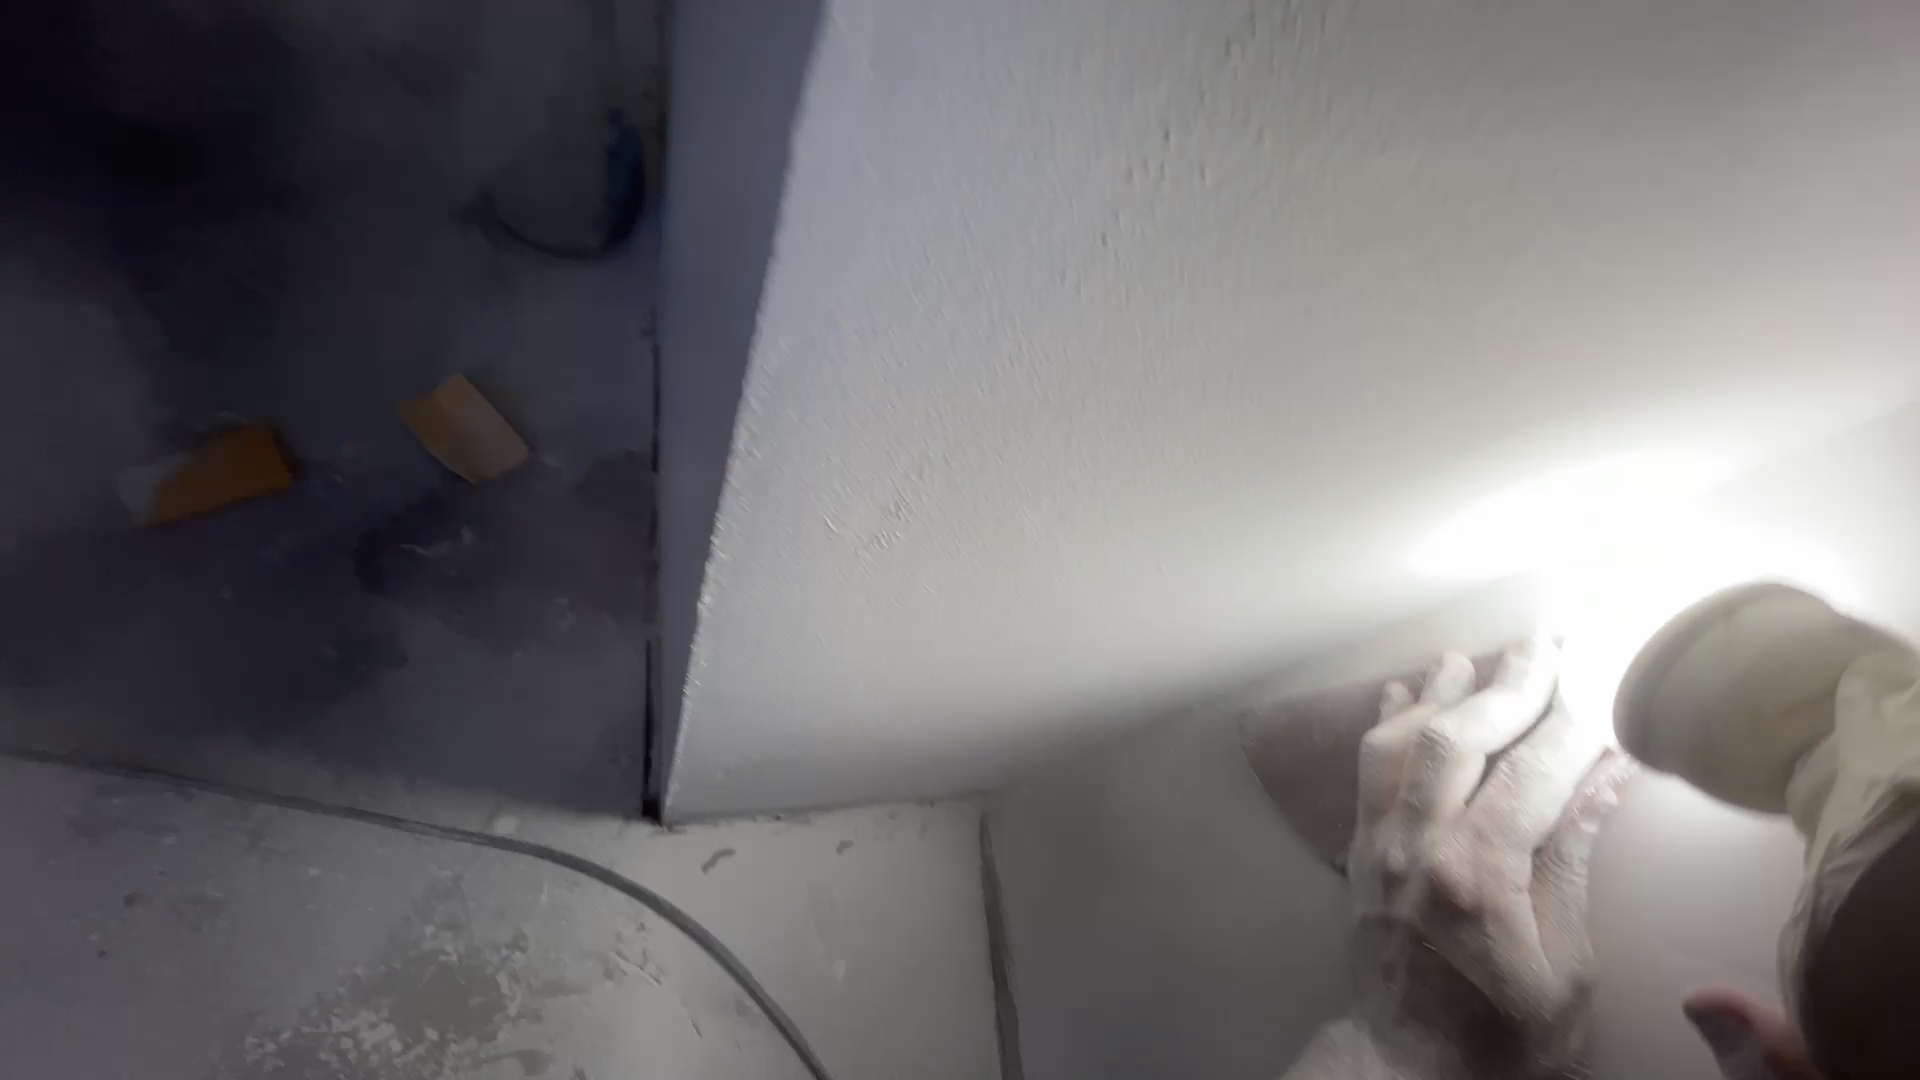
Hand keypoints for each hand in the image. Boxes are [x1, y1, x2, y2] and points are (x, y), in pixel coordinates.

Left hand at [1282, 641, 1632, 1079]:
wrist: (1406, 1055)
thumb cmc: (1503, 1032)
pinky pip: (1366, 766)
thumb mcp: (1566, 966)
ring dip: (1436, 692)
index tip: (1594, 682)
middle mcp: (1415, 840)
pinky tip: (1398, 693)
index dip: (1567, 725)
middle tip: (1538, 641)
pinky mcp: (1357, 841)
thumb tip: (1598, 780)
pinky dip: (1385, 723)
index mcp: (1476, 875)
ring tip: (1465, 654)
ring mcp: (1377, 836)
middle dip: (1504, 685)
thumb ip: (1572, 864)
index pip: (1529, 776)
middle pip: (1456, 739)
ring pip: (1399, 741)